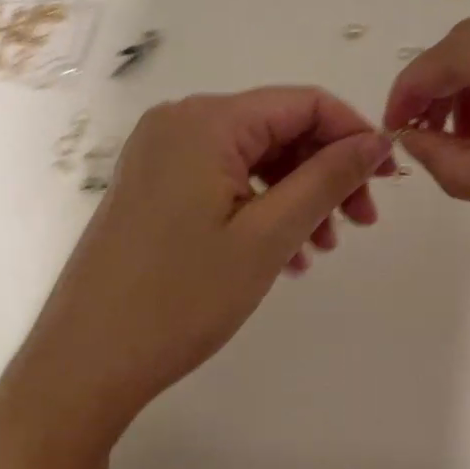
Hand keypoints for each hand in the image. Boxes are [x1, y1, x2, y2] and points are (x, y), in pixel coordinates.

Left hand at [17, 87, 395, 430]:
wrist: (83, 365)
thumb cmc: (180, 298)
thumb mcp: (269, 236)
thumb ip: (328, 178)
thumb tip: (377, 141)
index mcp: (205, 120)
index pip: (304, 103)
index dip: (353, 134)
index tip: (387, 180)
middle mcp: (180, 122)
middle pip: (278, 128)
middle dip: (326, 171)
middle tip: (361, 223)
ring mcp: (160, 154)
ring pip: (254, 156)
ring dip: (298, 194)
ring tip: (322, 248)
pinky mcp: (152, 186)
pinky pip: (224, 179)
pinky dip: (262, 207)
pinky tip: (285, 255)